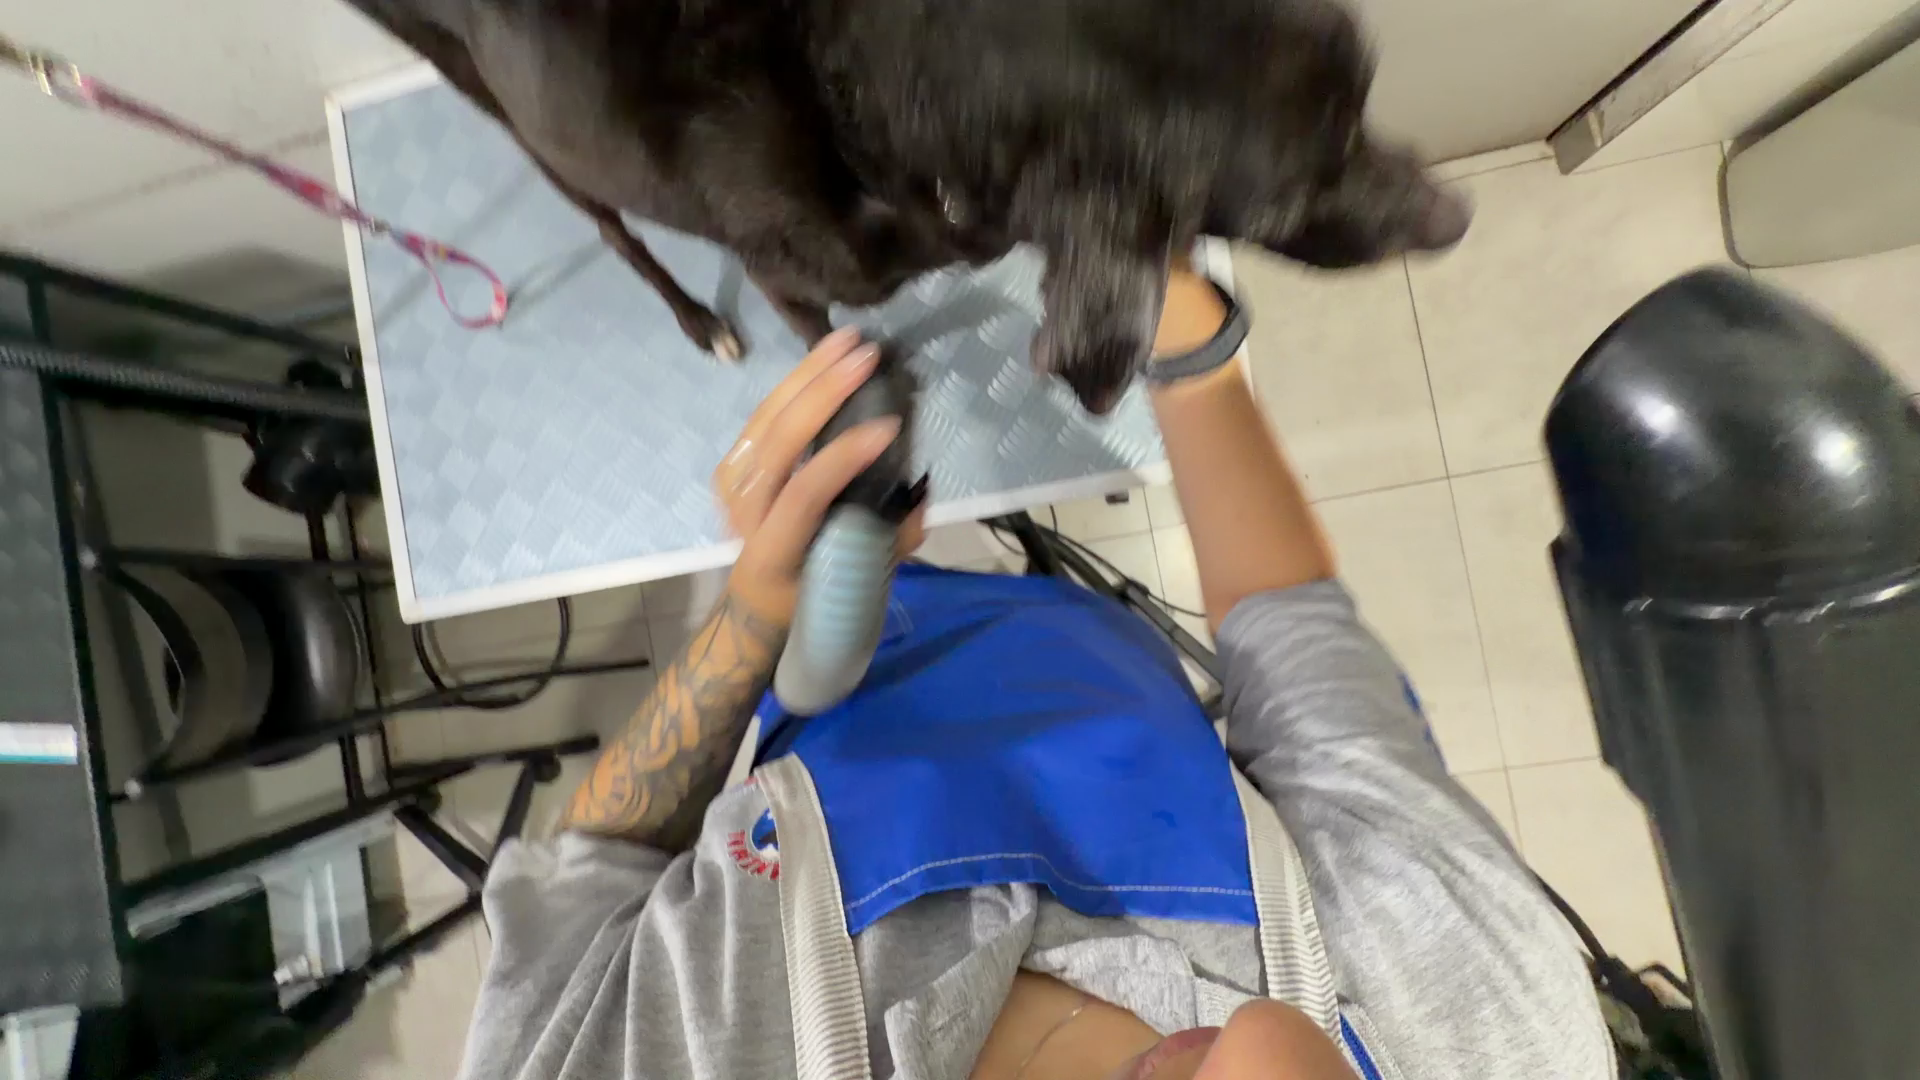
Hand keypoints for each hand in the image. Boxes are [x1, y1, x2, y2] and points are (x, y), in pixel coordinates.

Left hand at [712, 328, 926, 626]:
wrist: (757, 595)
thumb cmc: (814, 589)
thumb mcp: (857, 577)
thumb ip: (891, 539)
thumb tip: (918, 490)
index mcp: (774, 546)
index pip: (804, 493)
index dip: (843, 457)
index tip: (889, 428)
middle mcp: (745, 510)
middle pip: (779, 441)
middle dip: (825, 393)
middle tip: (866, 358)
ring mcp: (733, 482)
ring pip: (767, 415)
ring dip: (810, 373)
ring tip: (846, 340)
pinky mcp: (733, 461)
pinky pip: (763, 412)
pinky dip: (795, 381)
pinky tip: (823, 357)